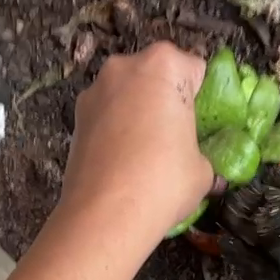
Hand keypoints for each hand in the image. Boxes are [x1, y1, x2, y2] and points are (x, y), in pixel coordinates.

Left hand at [60, 43, 213, 238]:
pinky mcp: (76, 118)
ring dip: (138, 116)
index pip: (195, 70)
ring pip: (128, 97)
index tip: (200, 127)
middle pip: (156, 77)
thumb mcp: (202, 172)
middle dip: (165, 103)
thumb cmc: (161, 184)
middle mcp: (124, 66)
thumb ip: (204, 157)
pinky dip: (115, 133)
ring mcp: (95, 91)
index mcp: (163, 64)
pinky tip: (122, 164)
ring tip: (144, 157)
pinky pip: (106, 118)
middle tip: (173, 142)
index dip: (201, 100)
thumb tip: (203, 168)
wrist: (105, 216)